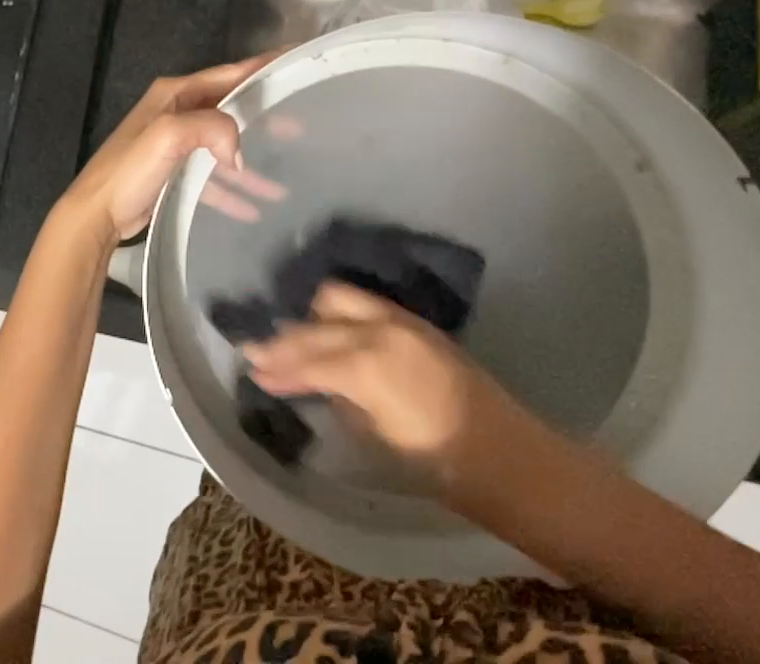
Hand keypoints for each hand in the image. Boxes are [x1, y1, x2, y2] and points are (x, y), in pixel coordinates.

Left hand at [58, 52, 284, 244]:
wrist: (95, 213)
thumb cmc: (128, 171)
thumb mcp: (168, 136)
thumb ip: (210, 128)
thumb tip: (238, 151)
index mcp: (174, 95)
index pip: (229, 73)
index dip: (263, 67)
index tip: (297, 63)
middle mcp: (175, 113)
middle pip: (230, 110)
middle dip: (264, 118)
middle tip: (302, 128)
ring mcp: (173, 145)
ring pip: (223, 148)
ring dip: (252, 164)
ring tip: (285, 181)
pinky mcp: (172, 175)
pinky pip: (210, 179)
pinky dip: (233, 191)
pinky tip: (256, 207)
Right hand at [244, 282, 541, 491]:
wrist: (506, 457)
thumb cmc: (435, 460)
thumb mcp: (373, 433)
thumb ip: (337, 397)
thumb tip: (309, 381)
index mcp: (365, 364)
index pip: (307, 359)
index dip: (277, 366)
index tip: (252, 369)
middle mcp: (379, 330)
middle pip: (316, 325)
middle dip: (284, 339)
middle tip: (256, 349)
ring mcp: (401, 321)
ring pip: (338, 299)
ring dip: (311, 317)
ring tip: (290, 336)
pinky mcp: (417, 324)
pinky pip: (364, 305)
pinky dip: (338, 314)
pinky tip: (325, 327)